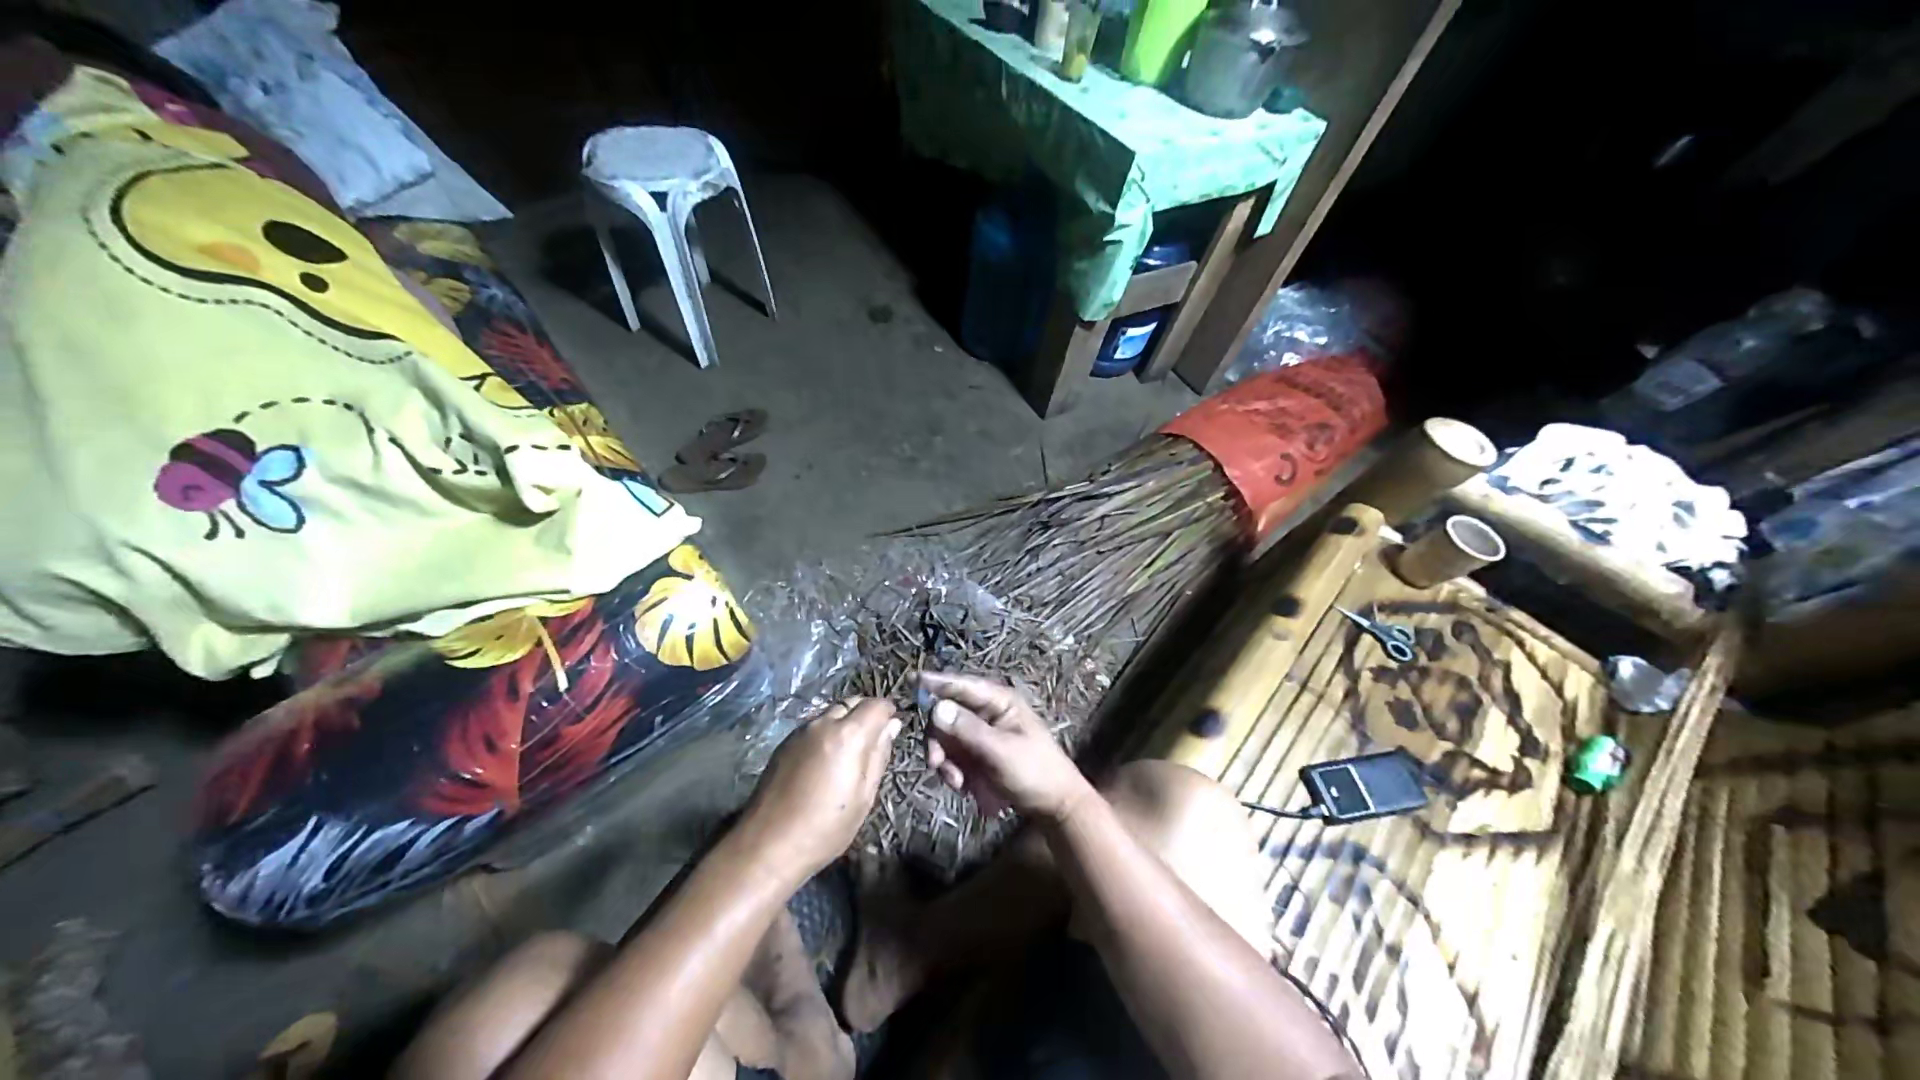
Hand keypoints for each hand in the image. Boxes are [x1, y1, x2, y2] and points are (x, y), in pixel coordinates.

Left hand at [742, 697, 901, 879]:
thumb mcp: (864, 796)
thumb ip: (879, 755)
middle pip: (851, 703)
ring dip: (845, 723)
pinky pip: (814, 726)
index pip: (876, 705)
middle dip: (866, 714)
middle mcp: (822, 723)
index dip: (888, 713)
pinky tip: (824, 762)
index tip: (892, 731)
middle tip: (872, 744)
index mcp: (847, 735)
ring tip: (848, 755)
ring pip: (831, 713)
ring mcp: (800, 732)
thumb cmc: (825, 827)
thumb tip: (892, 726)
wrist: (767, 844)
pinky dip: (826, 733)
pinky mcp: (784, 743)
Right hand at [918, 672, 1094, 823]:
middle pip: (946, 713)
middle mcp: (988, 712)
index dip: (936, 682)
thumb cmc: (1034, 772)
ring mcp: (982, 733)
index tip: (912, 680)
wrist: (1055, 807)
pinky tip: (964, 787)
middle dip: (939, 739)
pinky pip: (954, 755)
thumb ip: (967, 729)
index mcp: (999, 701)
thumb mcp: (999, 751)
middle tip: (936, 764)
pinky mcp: (979, 753)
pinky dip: (953, 770)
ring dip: (946, 760)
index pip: (961, 685)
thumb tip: (936, 707)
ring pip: (947, 737)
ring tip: (958, 783)